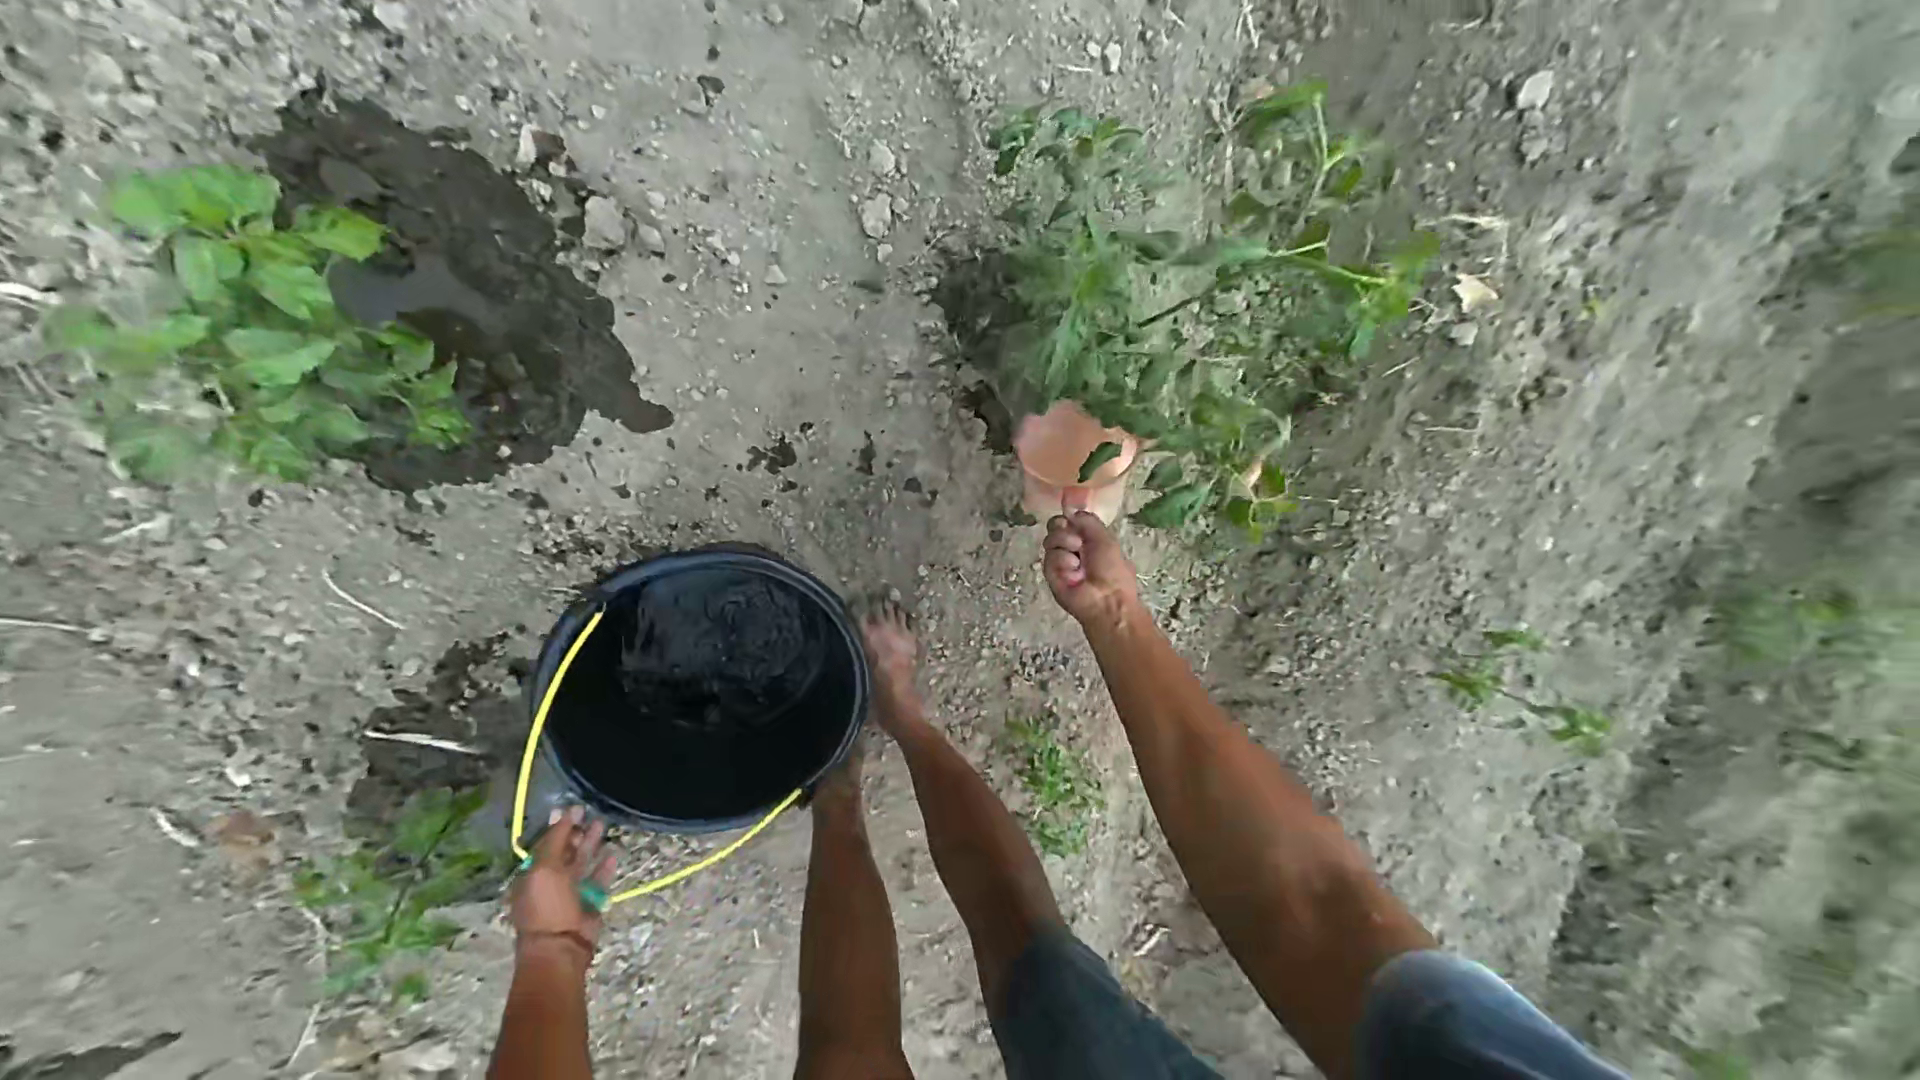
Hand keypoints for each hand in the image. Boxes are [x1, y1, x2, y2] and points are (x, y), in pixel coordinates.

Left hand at [509, 805, 615, 966]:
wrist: (561, 946)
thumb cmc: (546, 906)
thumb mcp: (544, 870)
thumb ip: (553, 841)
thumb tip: (561, 813)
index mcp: (532, 877)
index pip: (545, 846)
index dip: (559, 827)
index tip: (574, 809)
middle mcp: (550, 883)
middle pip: (564, 853)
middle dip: (576, 833)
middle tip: (590, 813)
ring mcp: (570, 893)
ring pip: (582, 863)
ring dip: (591, 844)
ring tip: (603, 824)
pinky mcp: (589, 902)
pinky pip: (598, 880)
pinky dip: (604, 867)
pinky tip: (612, 854)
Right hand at [1042, 511, 1141, 630]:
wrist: (1107, 599)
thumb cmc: (1112, 569)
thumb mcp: (1104, 538)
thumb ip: (1086, 520)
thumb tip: (1068, 508)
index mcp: (1087, 540)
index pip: (1068, 521)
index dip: (1067, 517)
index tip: (1070, 517)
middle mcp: (1071, 549)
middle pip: (1055, 527)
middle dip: (1064, 530)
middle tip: (1077, 541)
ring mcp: (1060, 561)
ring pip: (1050, 540)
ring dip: (1065, 544)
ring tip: (1078, 558)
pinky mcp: (1050, 574)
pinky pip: (1049, 557)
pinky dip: (1062, 560)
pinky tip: (1073, 570)